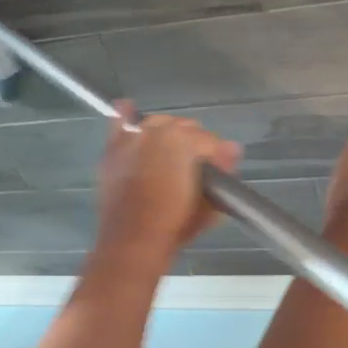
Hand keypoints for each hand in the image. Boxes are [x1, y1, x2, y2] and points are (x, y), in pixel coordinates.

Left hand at [93, 103, 241, 260]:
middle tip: (196, 168)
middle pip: (185, 127)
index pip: (210, 141)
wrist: (132, 240)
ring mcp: (133, 138)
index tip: (221, 172)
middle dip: (195, 143)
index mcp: (186, 141)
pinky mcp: (113, 149)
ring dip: (168, 133)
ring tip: (171, 152)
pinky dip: (125, 114)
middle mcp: (159, 131)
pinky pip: (119, 123)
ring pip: (156, 123)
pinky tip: (127, 107)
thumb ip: (222, 170)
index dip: (218, 156)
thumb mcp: (210, 202)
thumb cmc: (176, 223)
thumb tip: (233, 149)